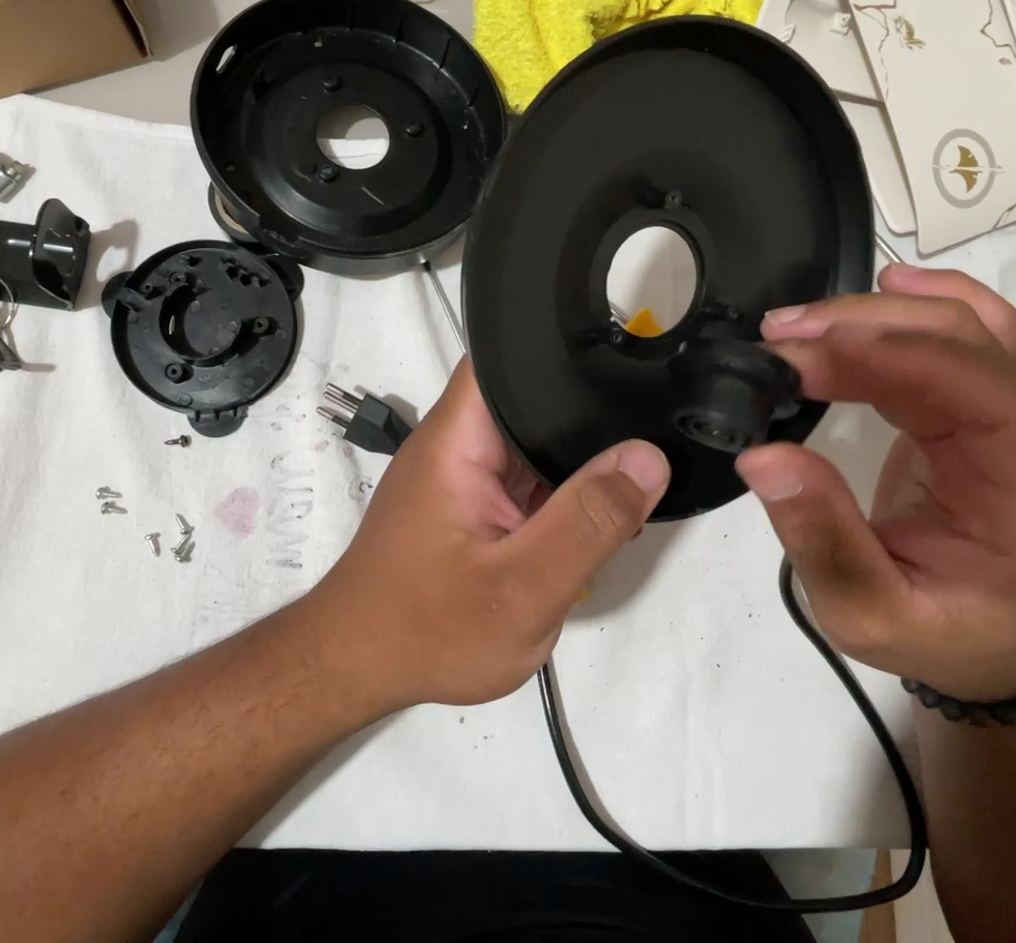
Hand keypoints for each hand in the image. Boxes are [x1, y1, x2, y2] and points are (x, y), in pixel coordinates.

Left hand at [301, 360, 669, 711]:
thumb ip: (587, 523)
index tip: (626, 354)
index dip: (563, 347)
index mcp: (456, 441)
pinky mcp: (464, 506)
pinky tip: (594, 517)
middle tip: (656, 429)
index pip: (505, 357)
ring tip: (637, 478)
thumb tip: (647, 459)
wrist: (359, 668)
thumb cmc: (429, 632)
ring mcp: (458, 477)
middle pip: (528, 401)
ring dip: (575, 462)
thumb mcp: (524, 588)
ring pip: (530, 446)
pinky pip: (521, 481)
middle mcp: (453, 445)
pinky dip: (556, 495)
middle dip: (588, 413)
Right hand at [737, 265, 1015, 700]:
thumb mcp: (867, 616)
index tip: (817, 348)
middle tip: (778, 338)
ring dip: (880, 315)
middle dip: (872, 328)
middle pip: (977, 348)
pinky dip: (919, 310)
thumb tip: (762, 456)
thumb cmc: (938, 637)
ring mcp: (1014, 424)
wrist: (991, 645)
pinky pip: (961, 344)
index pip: (994, 398)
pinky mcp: (979, 415)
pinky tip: (881, 287)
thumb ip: (822, 541)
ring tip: (794, 325)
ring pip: (966, 333)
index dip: (911, 357)